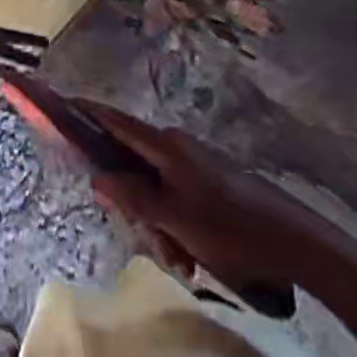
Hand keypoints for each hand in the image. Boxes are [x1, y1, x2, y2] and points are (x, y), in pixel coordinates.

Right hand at [78, 101, 318, 288]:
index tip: (64, 101)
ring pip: (156, 183)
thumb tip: (97, 176)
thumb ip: (133, 196)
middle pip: (134, 161)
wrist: (292, 238)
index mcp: (166, 145)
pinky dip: (174, 219)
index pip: (117, 121)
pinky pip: (175, 192)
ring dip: (157, 218)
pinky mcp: (209, 177)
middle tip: (147, 235)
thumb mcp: (174, 219)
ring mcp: (195, 159)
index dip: (89, 111)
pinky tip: (190, 251)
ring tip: (179, 255)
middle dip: (133, 199)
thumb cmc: (227, 227)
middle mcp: (177, 144)